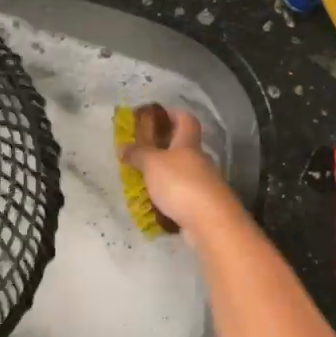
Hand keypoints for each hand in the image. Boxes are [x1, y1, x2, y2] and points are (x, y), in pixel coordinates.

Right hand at [121, 108, 243, 234]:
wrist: (211, 223)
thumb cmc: (181, 184)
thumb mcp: (152, 163)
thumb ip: (138, 153)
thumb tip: (123, 147)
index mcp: (188, 144)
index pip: (186, 119)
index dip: (172, 113)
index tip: (154, 115)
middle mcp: (199, 160)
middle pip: (183, 146)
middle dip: (162, 147)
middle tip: (139, 150)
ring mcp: (203, 184)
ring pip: (181, 172)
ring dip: (163, 173)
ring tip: (141, 178)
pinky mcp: (202, 205)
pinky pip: (181, 194)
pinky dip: (168, 196)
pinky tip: (153, 203)